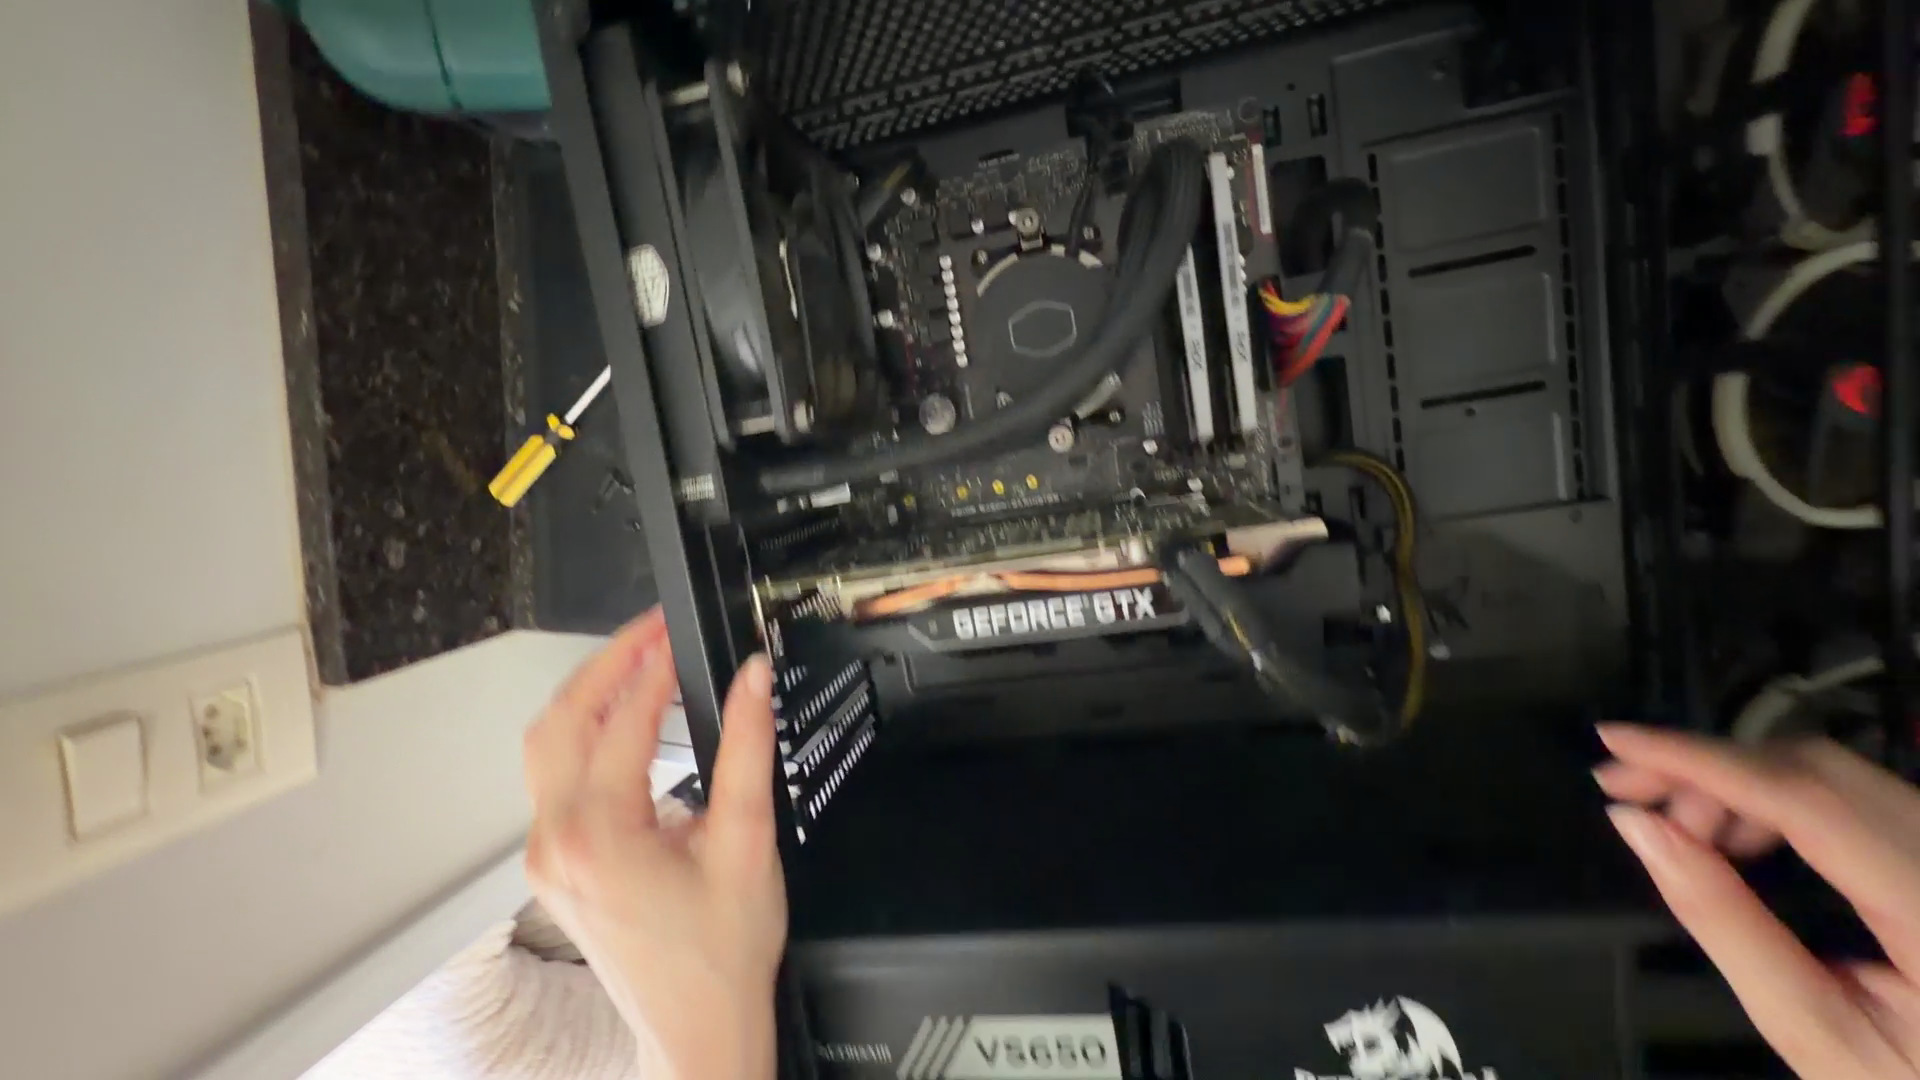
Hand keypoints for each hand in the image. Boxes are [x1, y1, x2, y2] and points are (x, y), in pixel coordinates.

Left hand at [523, 607, 786, 1079]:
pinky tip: (626, 720)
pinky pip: (558, 777)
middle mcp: (556, 840)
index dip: (654, 666)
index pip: (624, 720)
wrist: (698, 1027)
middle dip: (606, 665)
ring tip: (639, 661)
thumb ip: (747, 746)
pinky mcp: (558, 864)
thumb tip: (752, 678)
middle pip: (561, 721)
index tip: (678, 629)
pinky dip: (588, 734)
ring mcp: (547, 855)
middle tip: (651, 630)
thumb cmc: (722, 950)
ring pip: (549, 747)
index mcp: (599, 834)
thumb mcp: (746, 838)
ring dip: (591, 696)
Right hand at [1596, 724, 1919, 1077]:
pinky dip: (1775, 797)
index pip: (1807, 800)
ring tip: (1681, 827)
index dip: (1701, 760)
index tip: (1615, 740)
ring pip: (1835, 775)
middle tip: (1629, 791)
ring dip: (1736, 781)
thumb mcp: (1816, 1030)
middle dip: (1707, 766)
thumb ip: (1725, 923)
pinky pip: (1856, 796)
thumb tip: (1636, 825)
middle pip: (1820, 772)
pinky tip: (1737, 832)